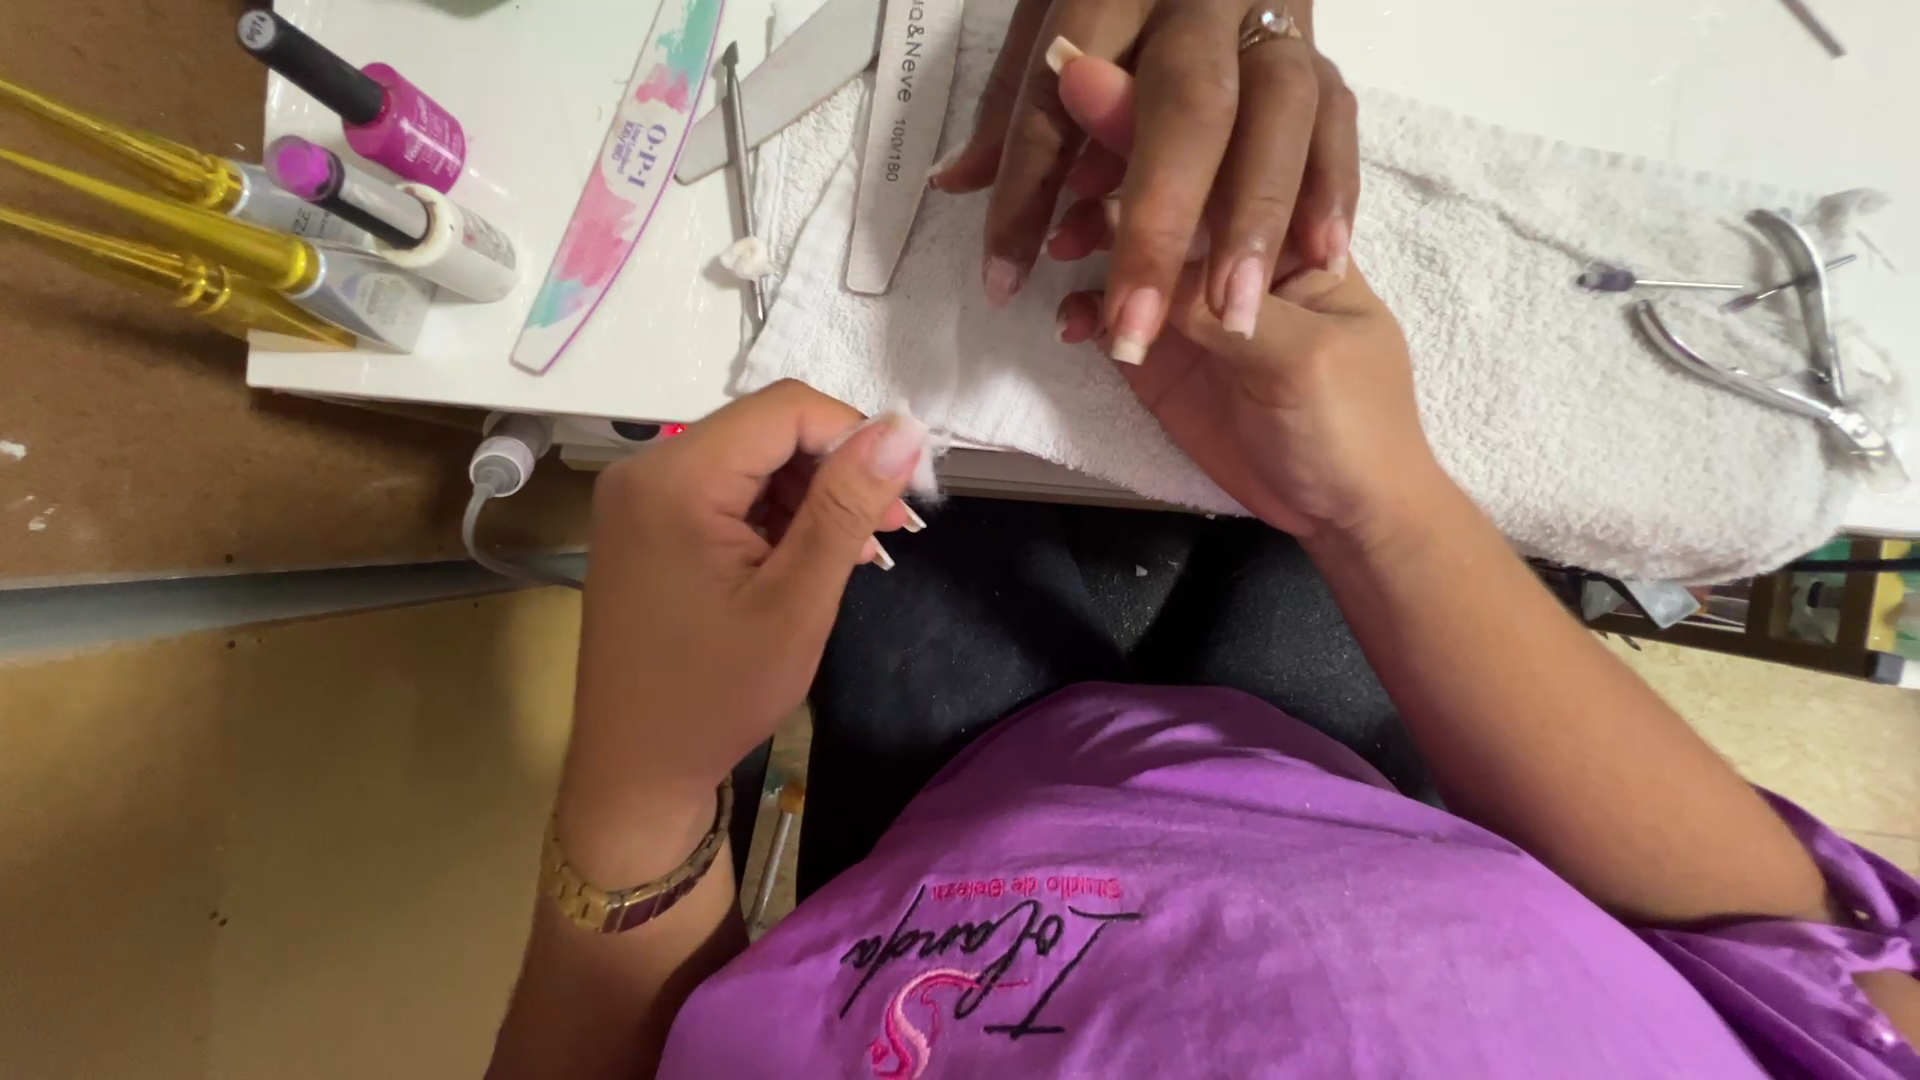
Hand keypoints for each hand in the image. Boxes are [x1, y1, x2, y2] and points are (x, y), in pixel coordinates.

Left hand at [557, 381, 922, 870]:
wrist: (637, 768)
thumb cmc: (718, 694)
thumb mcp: (798, 600)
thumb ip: (847, 506)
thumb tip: (904, 430)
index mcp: (676, 479)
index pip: (786, 409)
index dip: (856, 436)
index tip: (904, 488)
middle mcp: (649, 470)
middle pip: (768, 431)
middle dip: (837, 469)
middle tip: (890, 526)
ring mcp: (644, 498)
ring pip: (754, 461)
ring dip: (814, 495)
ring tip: (860, 549)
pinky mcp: (651, 524)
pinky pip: (730, 493)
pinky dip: (780, 515)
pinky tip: (816, 555)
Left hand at [933, 0, 1357, 358]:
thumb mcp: (1042, 30)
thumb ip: (1009, 112)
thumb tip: (952, 182)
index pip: (1055, 105)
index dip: (1025, 196)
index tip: (1003, 283)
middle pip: (1184, 114)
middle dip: (1155, 231)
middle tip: (1134, 329)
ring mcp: (1270, 14)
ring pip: (1279, 111)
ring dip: (1254, 220)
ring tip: (1235, 313)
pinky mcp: (1313, 46)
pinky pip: (1337, 112)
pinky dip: (1333, 185)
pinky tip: (1324, 258)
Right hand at [1050, 54, 1435, 543]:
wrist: (1336, 508)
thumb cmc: (1349, 423)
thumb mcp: (1299, 358)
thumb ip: (1220, 316)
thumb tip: (1144, 285)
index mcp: (1283, 231)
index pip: (1219, 167)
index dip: (1156, 129)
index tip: (1088, 83)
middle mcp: (1230, 254)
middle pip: (1161, 196)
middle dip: (1105, 176)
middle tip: (1052, 170)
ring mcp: (1188, 305)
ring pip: (1124, 251)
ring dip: (1084, 242)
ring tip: (1054, 248)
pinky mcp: (1157, 355)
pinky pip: (1106, 318)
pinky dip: (1082, 314)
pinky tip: (1069, 326)